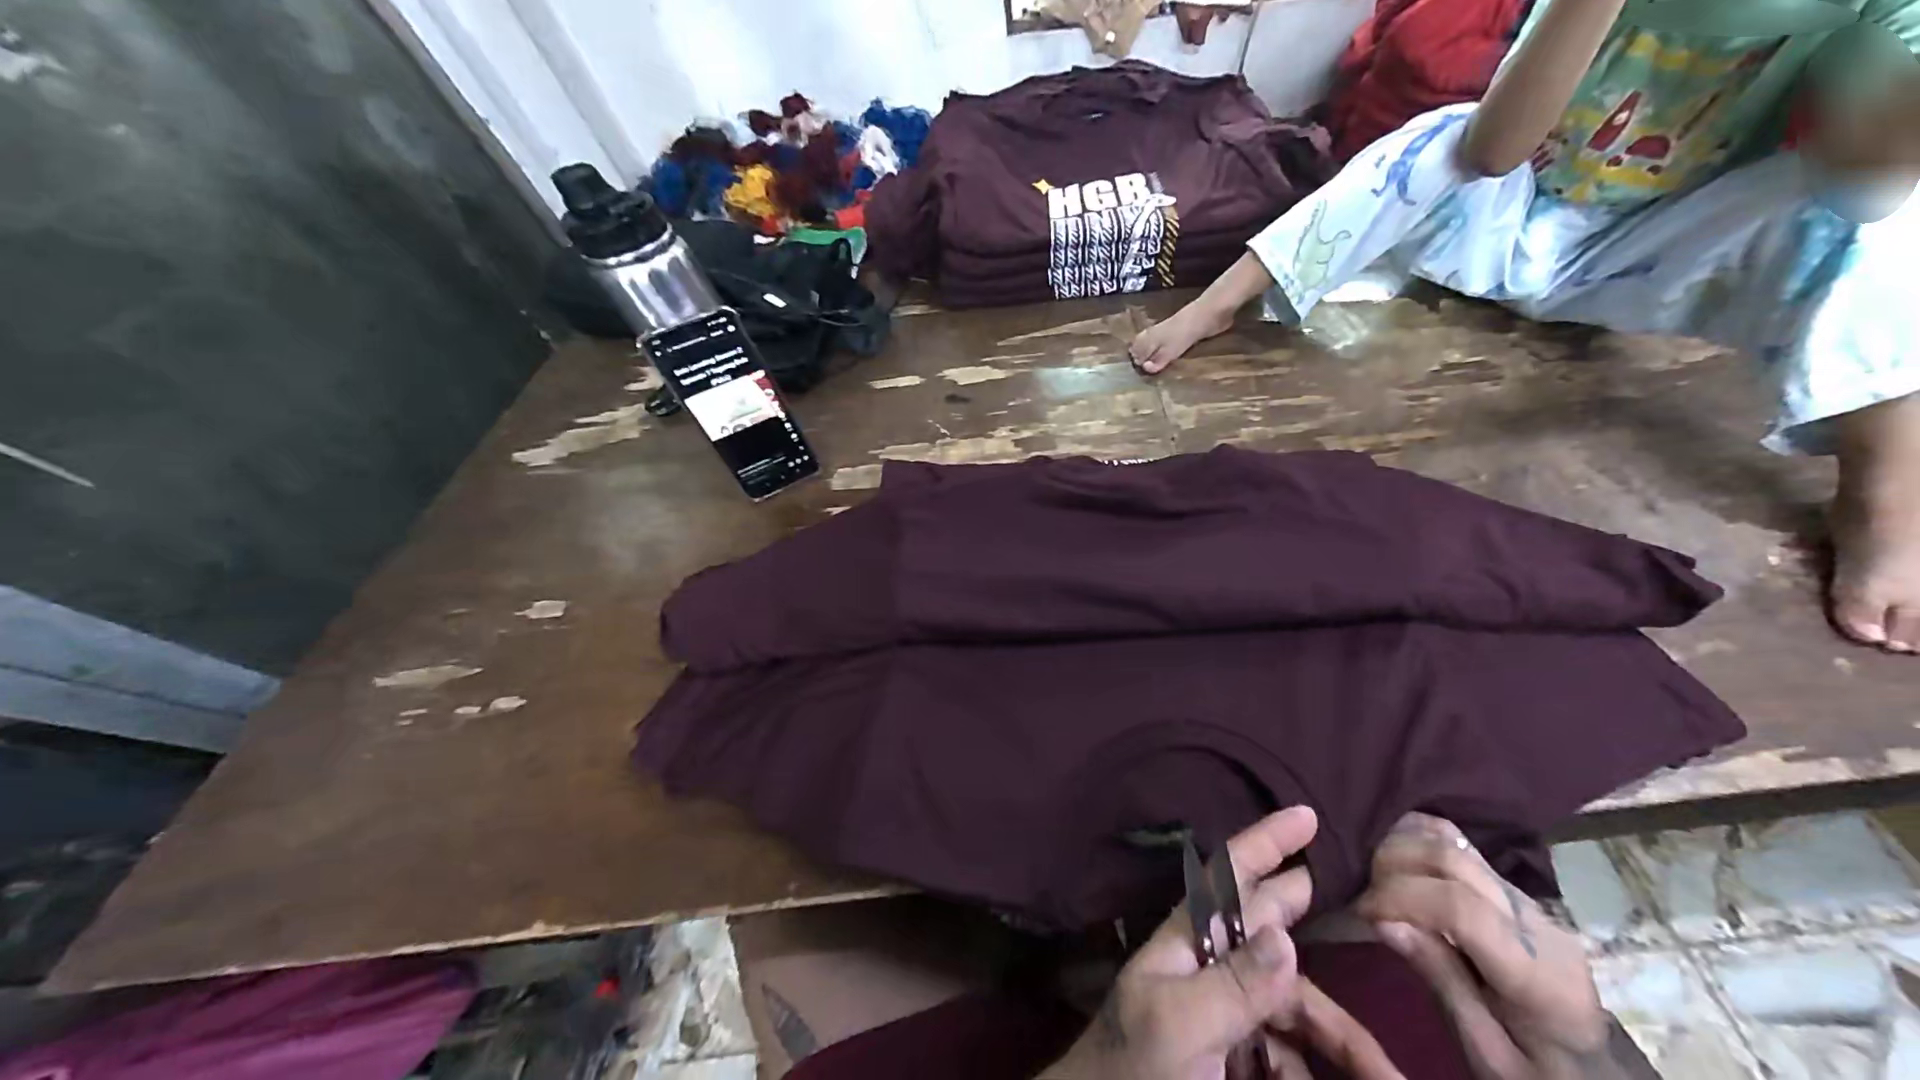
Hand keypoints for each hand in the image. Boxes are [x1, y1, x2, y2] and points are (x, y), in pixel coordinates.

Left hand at [1043, 807, 1404, 1079]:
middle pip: (1274, 932)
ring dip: (1346, 1043)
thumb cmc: (1133, 1071)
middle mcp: (1211, 968)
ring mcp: (1225, 1016)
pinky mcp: (1237, 1059)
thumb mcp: (1179, 1026)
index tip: (1307, 815)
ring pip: (1297, 1010)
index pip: (1230, 877)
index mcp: (1190, 942)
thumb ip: (1232, 983)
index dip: (1265, 841)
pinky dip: (1313, 1070)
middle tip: (1364, 903)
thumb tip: (1287, 935)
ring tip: (1389, 1077)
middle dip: (1317, 924)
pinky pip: (1289, 1056)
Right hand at [1357, 814, 1621, 1079]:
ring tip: (1371, 872)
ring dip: (1399, 844)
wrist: (1597, 1072)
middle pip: (1450, 859)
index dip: (1399, 898)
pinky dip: (1415, 839)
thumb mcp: (1489, 1054)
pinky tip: (1393, 858)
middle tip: (1360, 891)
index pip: (1459, 907)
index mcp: (1536, 975)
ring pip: (1452, 840)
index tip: (1363, 914)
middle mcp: (1536, 922)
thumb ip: (1443, 983)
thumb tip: (1384, 923)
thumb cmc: (1535, 1071)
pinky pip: (1458, 844)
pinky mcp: (1515, 890)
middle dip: (1390, 863)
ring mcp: (1528, 898)